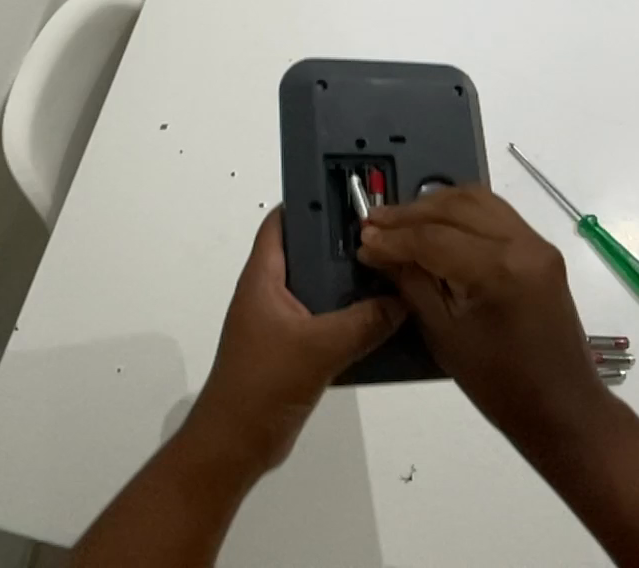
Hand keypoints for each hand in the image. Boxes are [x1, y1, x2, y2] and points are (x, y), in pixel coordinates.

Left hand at [186, 207, 406, 472]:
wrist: (236, 443)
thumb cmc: (261, 385)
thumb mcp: (318, 348)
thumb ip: (363, 323)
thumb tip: (401, 301)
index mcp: (263, 277)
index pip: (280, 223)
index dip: (308, 203)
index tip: (346, 194)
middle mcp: (270, 292)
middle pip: (307, 253)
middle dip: (341, 243)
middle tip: (382, 234)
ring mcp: (282, 321)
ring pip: (319, 288)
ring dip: (349, 284)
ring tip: (390, 272)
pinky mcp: (294, 348)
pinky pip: (326, 320)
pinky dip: (350, 316)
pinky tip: (383, 320)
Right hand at [358, 186, 599, 450]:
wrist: (564, 409)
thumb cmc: (499, 385)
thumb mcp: (443, 334)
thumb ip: (410, 282)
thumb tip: (377, 250)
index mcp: (499, 270)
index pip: (433, 238)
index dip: (393, 238)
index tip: (362, 240)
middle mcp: (522, 243)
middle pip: (455, 207)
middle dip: (409, 214)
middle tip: (374, 224)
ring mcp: (535, 242)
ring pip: (475, 199)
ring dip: (434, 204)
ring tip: (400, 221)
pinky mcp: (539, 247)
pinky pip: (493, 212)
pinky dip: (459, 211)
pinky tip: (435, 224)